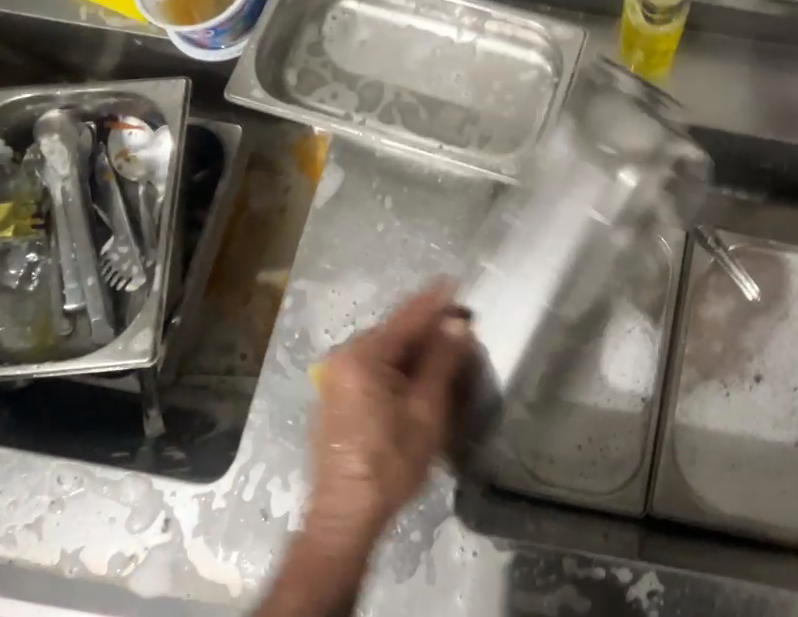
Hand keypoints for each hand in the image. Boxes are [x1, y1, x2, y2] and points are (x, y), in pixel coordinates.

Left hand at [304, 282, 471, 549]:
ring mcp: (336, 379)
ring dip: (415, 346)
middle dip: (428, 325)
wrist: (345, 514)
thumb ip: (441, 360)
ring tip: (447, 345)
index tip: (457, 282)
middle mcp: (343, 359)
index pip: (408, 317)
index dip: (436, 301)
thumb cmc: (390, 461)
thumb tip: (457, 323)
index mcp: (363, 356)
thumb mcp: (426, 409)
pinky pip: (374, 367)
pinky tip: (419, 372)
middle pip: (395, 331)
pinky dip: (399, 363)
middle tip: (461, 323)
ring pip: (385, 350)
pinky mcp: (337, 398)